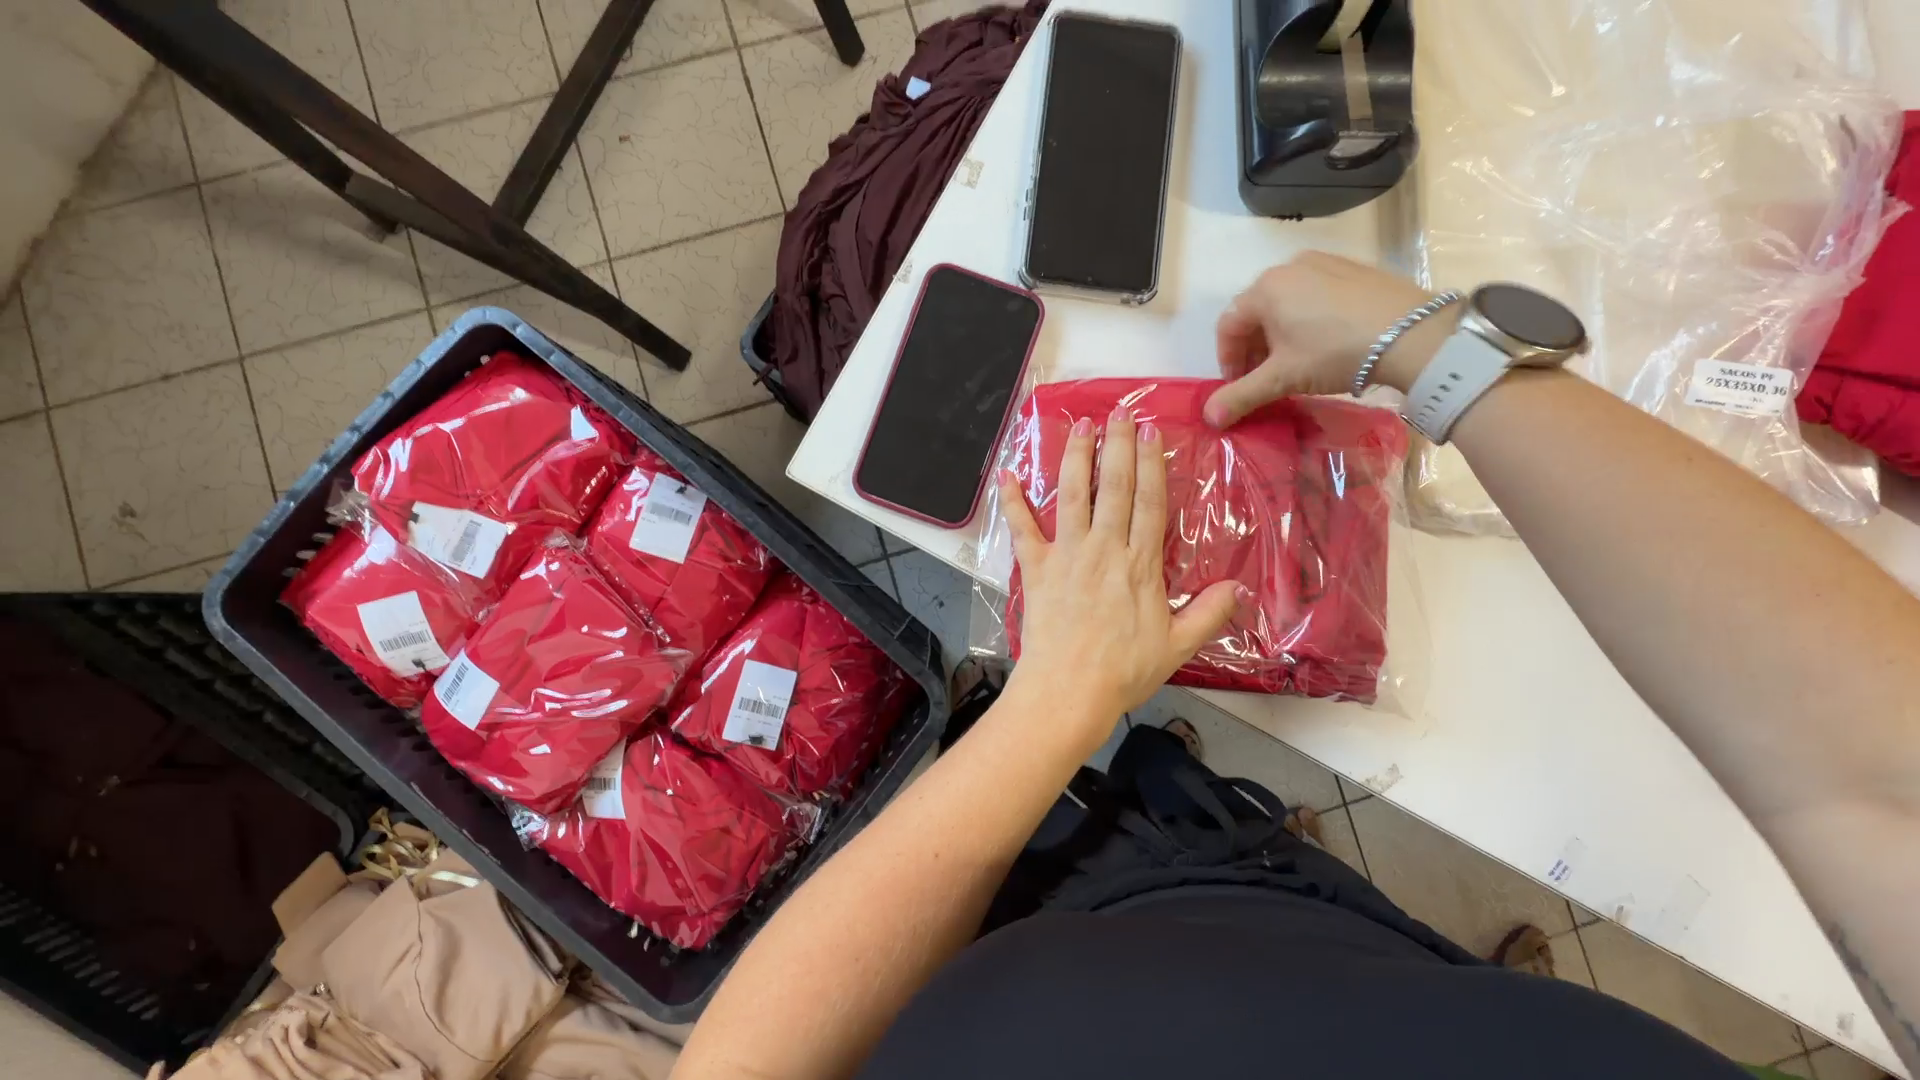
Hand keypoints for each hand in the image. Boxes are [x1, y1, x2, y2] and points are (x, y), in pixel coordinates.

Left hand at [998, 405, 1246, 734]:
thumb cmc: (1124, 671)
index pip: (1149, 503)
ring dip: (1077, 457)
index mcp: (1139, 564)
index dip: (1152, 464)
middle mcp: (1103, 549)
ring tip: (1081, 425)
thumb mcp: (1178, 646)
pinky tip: (1007, 475)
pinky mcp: (1036, 569)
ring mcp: (1067, 555)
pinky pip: (1023, 529)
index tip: (1152, 433)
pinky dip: (1014, 502)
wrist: (1069, 691)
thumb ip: (1208, 614)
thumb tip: (1238, 589)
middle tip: (1121, 412)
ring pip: (1073, 495)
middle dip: (1118, 446)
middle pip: (1114, 487)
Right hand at [1207, 252, 1454, 428]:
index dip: (1227, 360)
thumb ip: (1242, 396)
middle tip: (1264, 379)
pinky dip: (1308, 321)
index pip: (1228, 325)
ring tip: (1294, 363)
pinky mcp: (1354, 270)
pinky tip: (1325, 344)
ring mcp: (1325, 264)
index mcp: (1265, 288)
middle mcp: (1290, 267)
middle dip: (1253, 349)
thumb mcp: (1283, 378)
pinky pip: (1316, 295)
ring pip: (1286, 303)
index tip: (1239, 386)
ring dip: (1280, 336)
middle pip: (1256, 312)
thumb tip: (1208, 418)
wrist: (1414, 334)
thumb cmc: (1335, 352)